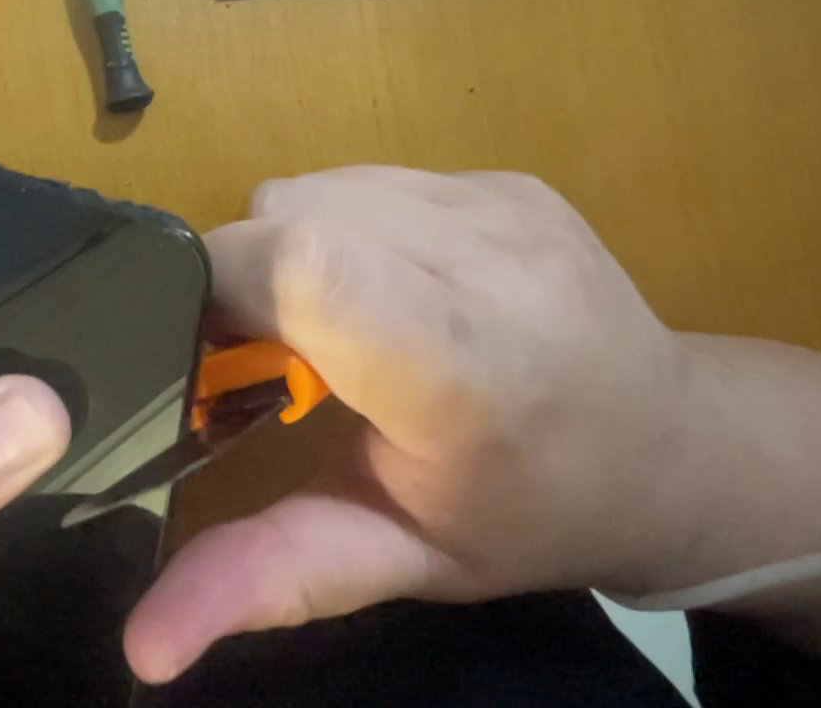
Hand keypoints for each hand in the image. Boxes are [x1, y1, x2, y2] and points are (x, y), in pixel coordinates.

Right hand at [125, 167, 698, 683]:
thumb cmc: (530, 514)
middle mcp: (483, 260)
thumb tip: (144, 641)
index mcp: (460, 370)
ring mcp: (496, 203)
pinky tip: (382, 278)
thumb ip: (273, 577)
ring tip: (329, 316)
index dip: (223, 289)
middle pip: (284, 218)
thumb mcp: (400, 558)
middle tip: (265, 350)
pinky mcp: (500, 178)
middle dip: (240, 277)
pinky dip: (336, 224)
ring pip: (312, 190)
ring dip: (285, 247)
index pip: (307, 269)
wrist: (676, 443)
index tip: (208, 350)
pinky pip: (360, 180)